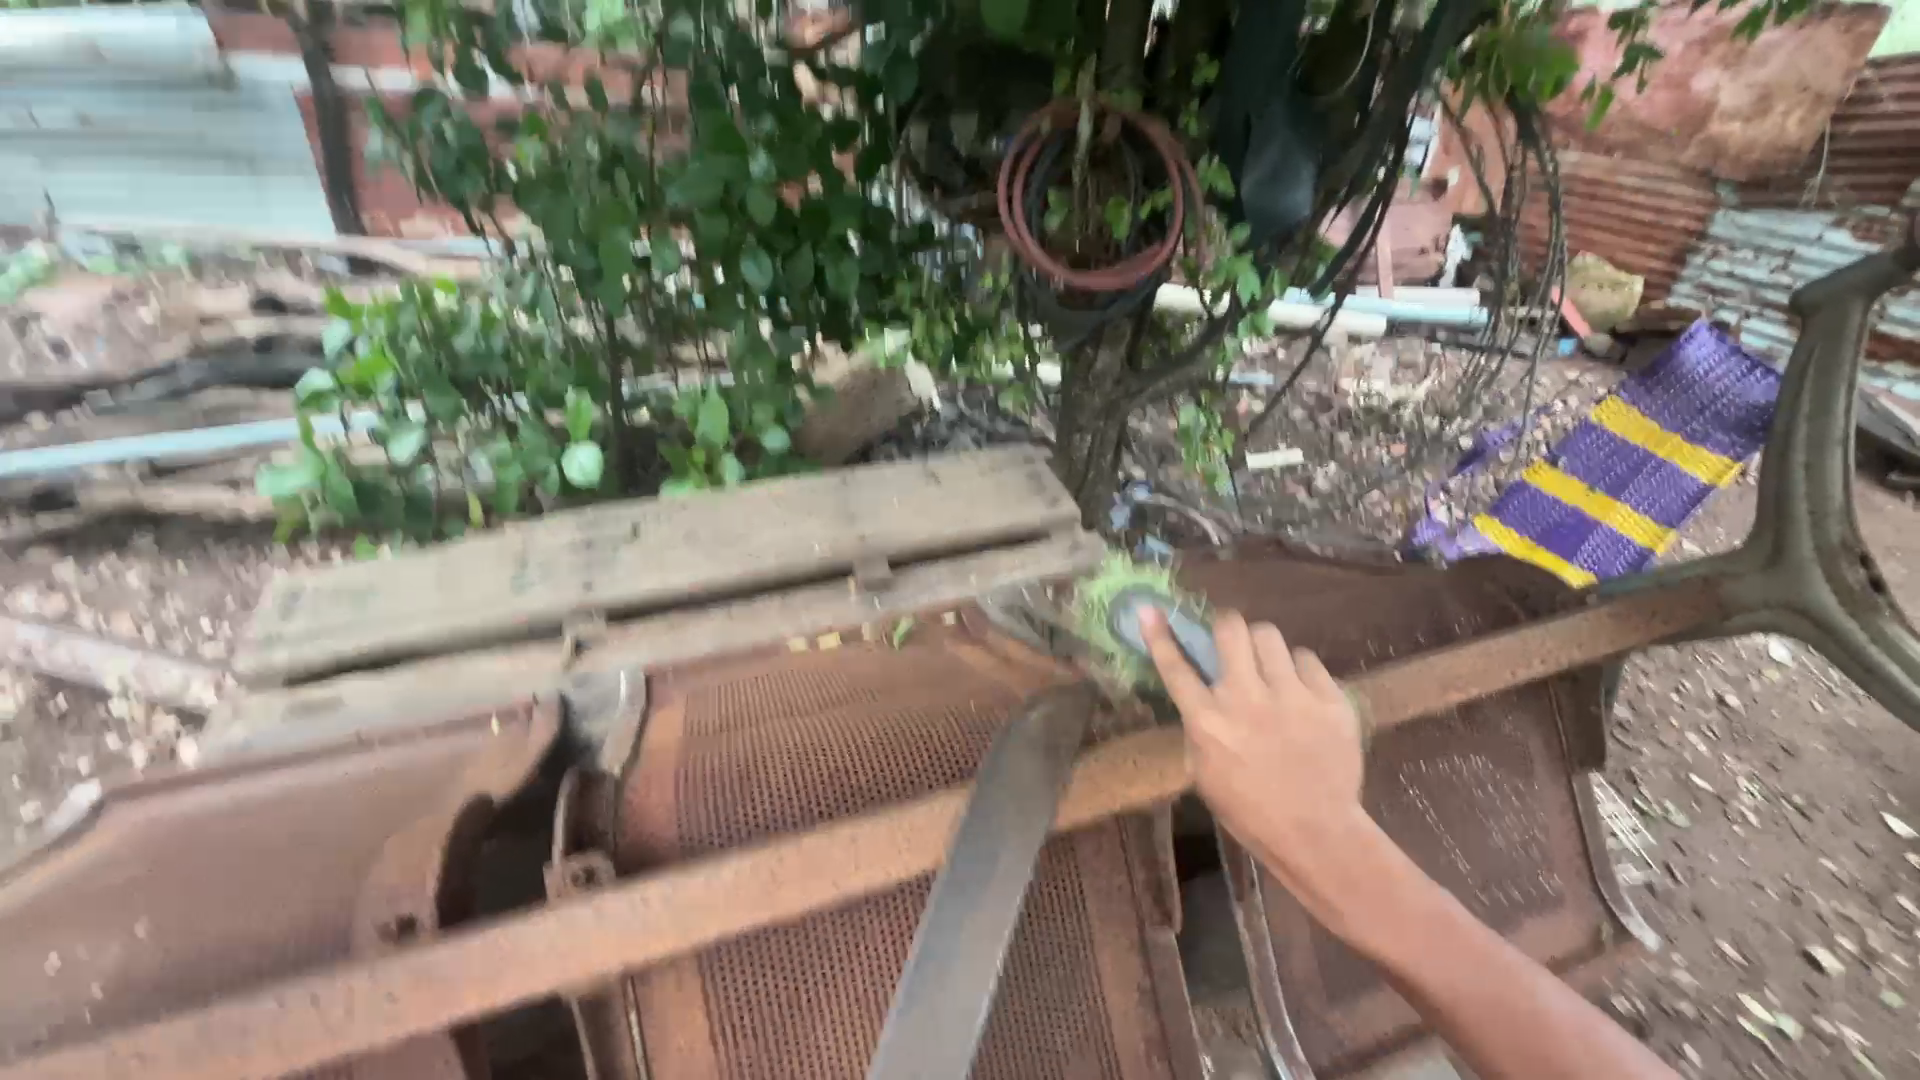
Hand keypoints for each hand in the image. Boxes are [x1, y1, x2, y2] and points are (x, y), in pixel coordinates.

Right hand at [1138, 607, 1378, 908]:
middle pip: (1231, 630)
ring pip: (1270, 636)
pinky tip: (1298, 691)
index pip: (1176, 666)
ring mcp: (1291, 697)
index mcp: (1208, 722)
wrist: (1316, 832)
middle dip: (1226, 625)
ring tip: (1268, 667)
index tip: (1150, 610)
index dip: (1159, 634)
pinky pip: (1306, 659)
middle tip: (1229, 638)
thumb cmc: (1248, 808)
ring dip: (1262, 647)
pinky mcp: (1330, 700)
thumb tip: (1198, 691)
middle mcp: (1246, 700)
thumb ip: (1198, 726)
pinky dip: (1297, 669)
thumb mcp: (1202, 771)